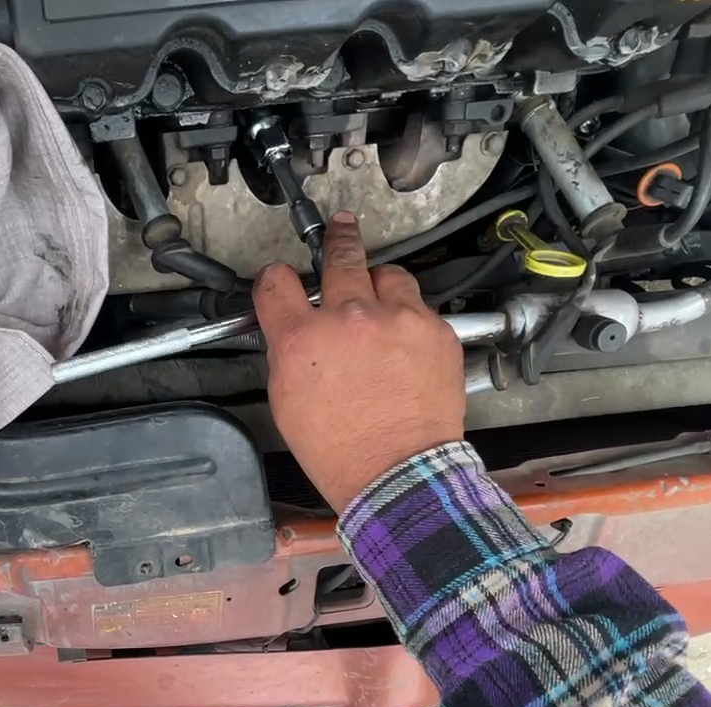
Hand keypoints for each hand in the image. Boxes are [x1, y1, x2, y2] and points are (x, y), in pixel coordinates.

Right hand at [254, 212, 465, 509]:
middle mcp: (348, 318)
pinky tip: (404, 343)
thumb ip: (288, 355)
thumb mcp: (287, 402)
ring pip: (388, 274)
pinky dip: (410, 319)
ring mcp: (397, 319)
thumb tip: (293, 334)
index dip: (275, 279)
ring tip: (380, 301)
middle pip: (340, 255)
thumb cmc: (340, 450)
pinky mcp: (435, 330)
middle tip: (341, 228)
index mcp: (300, 339)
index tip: (281, 279)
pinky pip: (420, 307)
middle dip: (338, 239)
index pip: (276, 283)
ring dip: (380, 284)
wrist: (396, 473)